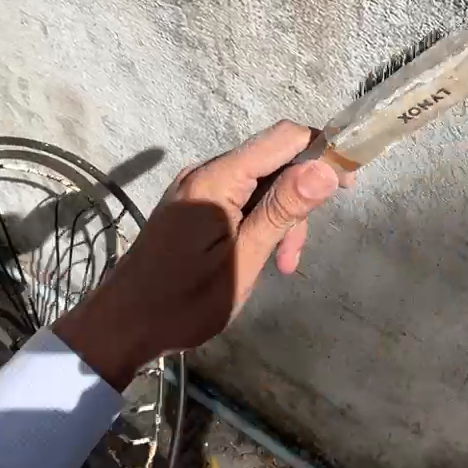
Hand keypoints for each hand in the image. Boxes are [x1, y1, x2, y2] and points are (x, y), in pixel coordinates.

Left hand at [51, 121, 352, 387]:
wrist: (120, 329)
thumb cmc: (183, 301)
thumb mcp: (244, 259)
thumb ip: (283, 210)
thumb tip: (327, 168)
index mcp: (217, 178)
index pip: (284, 138)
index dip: (321, 152)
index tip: (347, 185)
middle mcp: (207, 171)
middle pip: (274, 161)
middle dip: (300, 195)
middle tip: (305, 243)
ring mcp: (198, 188)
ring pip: (261, 183)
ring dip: (281, 216)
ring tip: (285, 263)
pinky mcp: (195, 206)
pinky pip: (241, 198)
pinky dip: (260, 221)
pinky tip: (264, 255)